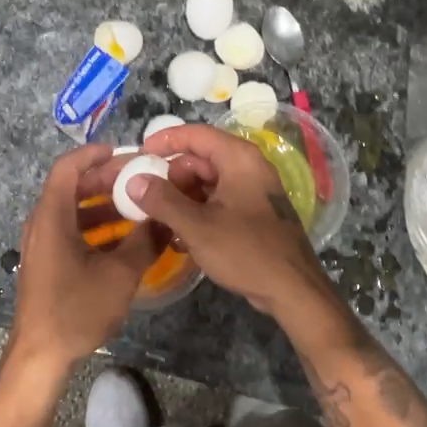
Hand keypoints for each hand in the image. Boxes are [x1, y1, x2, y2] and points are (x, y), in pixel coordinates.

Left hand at [9, 144, 158, 371]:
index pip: (68, 167)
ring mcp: (41, 243)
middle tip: (138, 179)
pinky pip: (69, 228)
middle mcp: (41, 222)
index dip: (94, 154)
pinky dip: (93, 224)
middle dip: (104, 179)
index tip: (124, 153)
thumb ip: (144, 242)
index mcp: (51, 215)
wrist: (39, 356)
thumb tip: (166, 219)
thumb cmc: (75, 309)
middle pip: (71, 185)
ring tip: (136, 205)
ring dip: (101, 203)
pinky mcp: (45, 261)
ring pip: (71, 209)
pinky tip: (121, 237)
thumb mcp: (118, 275)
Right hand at [131, 125, 332, 318]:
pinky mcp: (255, 213)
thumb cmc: (246, 251)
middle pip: (200, 158)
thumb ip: (162, 200)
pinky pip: (219, 201)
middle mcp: (248, 167)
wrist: (294, 292)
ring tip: (161, 219)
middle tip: (148, 197)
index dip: (165, 141)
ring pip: (208, 182)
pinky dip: (199, 211)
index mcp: (239, 159)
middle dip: (172, 177)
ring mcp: (254, 190)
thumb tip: (133, 181)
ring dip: (183, 197)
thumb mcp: (197, 226)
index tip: (140, 155)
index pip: (195, 134)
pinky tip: (182, 235)